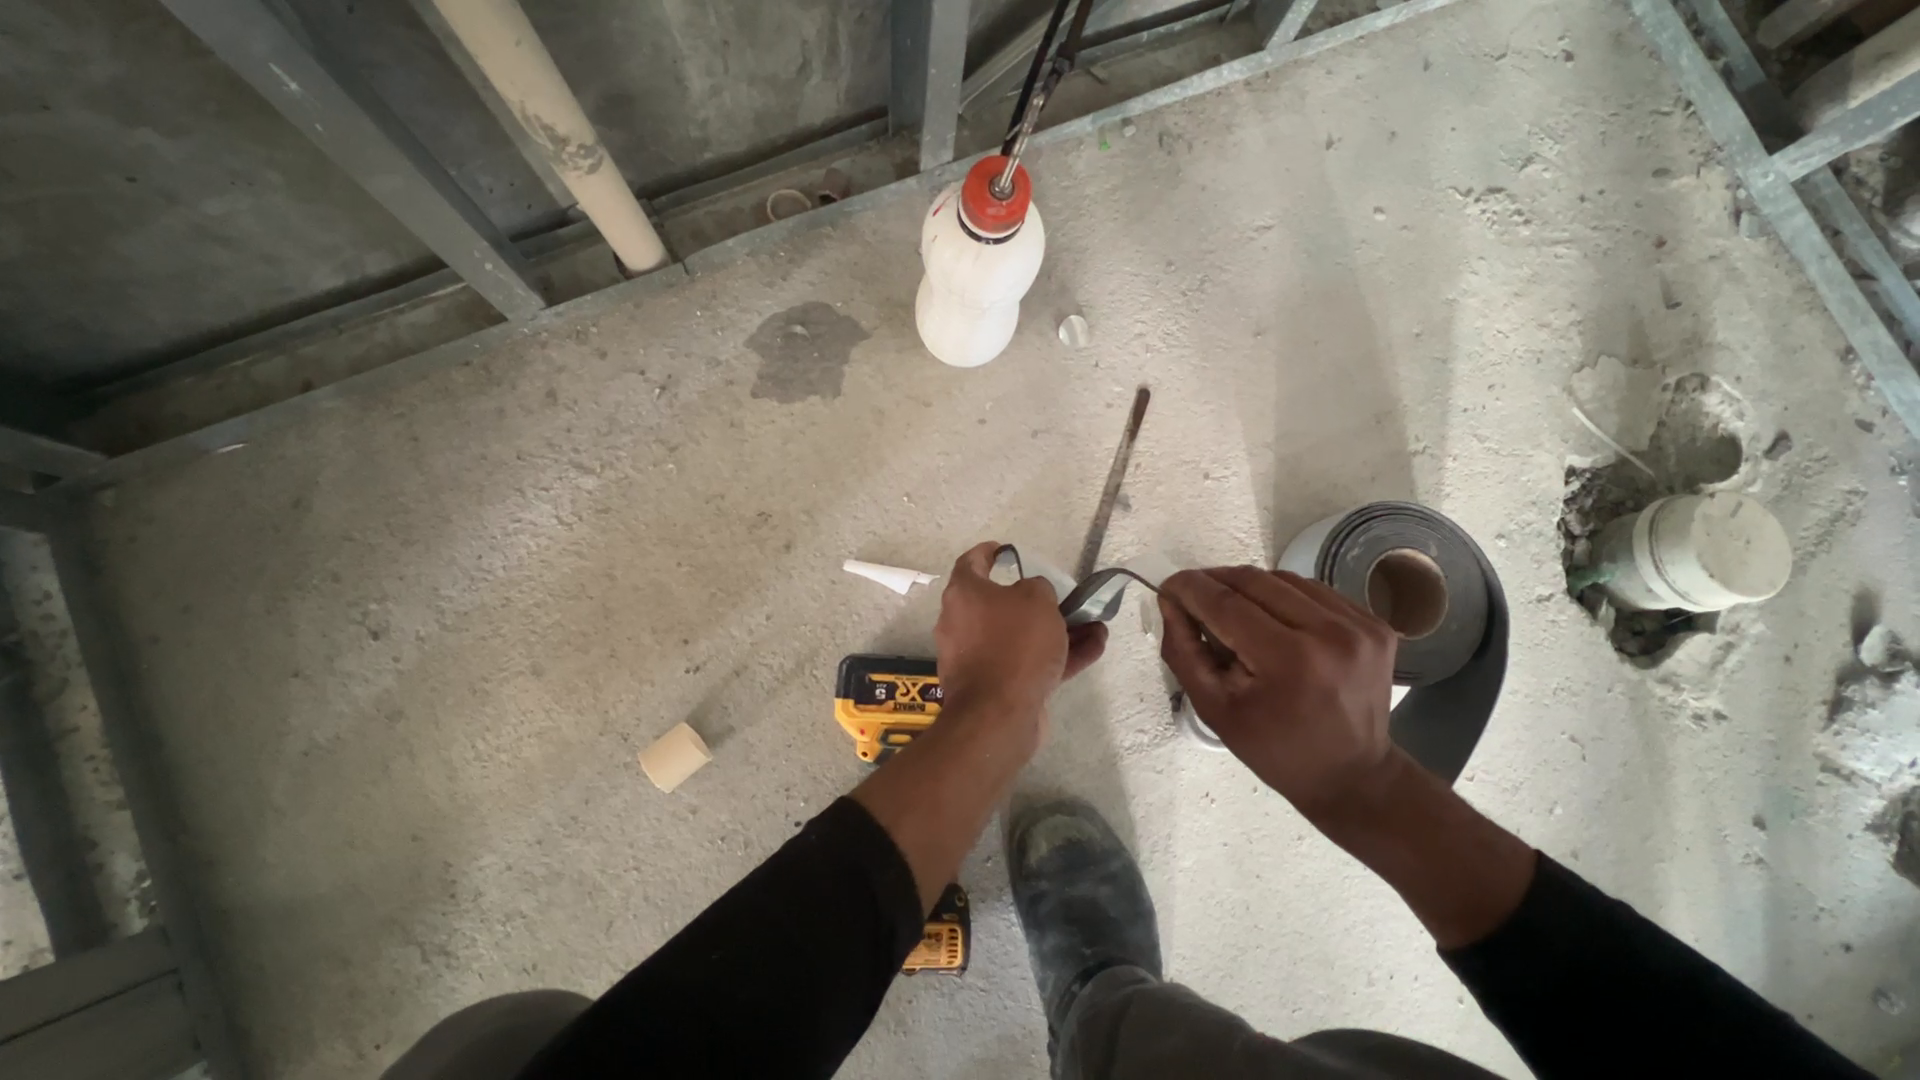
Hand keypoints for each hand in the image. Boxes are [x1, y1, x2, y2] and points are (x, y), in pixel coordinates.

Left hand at [935, 542, 1108, 723]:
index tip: (1005, 549)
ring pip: (1023, 636)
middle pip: (1003, 604)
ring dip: (1060, 629)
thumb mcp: (1036, 599)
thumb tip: (1034, 596)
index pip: (970, 563)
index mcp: (964, 595)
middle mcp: (964, 624)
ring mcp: (980, 658)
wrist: (999, 714)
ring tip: (1095, 624)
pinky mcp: (1000, 686)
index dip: (988, 553)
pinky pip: (1031, 663)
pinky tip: (1096, 646)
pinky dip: (1061, 655)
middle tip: (1066, 596)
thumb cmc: (1013, 644)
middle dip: (1039, 601)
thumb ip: (1039, 588)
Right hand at [1157, 567, 1398, 815]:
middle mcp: (1330, 633)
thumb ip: (1184, 651)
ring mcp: (1359, 625)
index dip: (1189, 589)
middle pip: (1254, 582)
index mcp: (1289, 660)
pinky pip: (1314, 591)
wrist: (1350, 775)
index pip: (1225, 604)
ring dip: (1250, 588)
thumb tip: (1170, 600)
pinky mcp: (1374, 624)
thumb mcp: (1214, 708)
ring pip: (1284, 580)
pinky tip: (1274, 620)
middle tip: (1193, 596)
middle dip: (1215, 582)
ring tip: (1233, 611)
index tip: (1167, 586)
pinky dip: (1285, 597)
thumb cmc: (1273, 749)